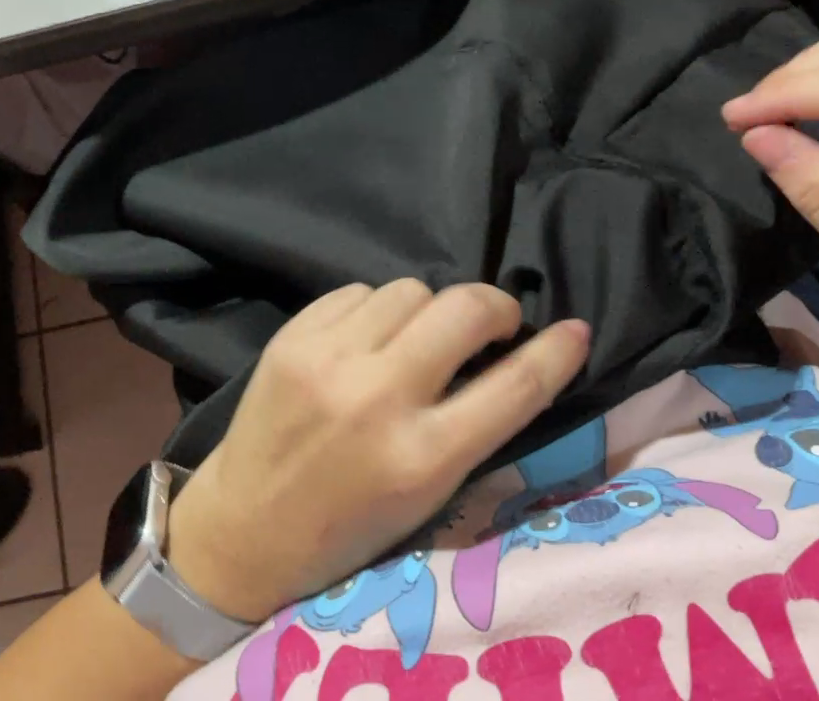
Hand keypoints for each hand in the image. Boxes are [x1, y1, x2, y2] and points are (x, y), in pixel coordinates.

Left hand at [165, 281, 589, 622]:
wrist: (243, 528)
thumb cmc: (349, 527)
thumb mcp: (427, 497)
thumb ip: (473, 426)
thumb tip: (514, 355)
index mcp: (423, 459)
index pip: (514, 387)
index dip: (556, 353)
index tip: (575, 330)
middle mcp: (378, 399)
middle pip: (466, 310)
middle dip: (495, 307)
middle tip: (494, 324)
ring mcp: (329, 361)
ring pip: (412, 288)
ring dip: (430, 308)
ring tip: (418, 339)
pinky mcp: (292, 338)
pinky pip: (361, 291)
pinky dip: (378, 309)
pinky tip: (368, 339)